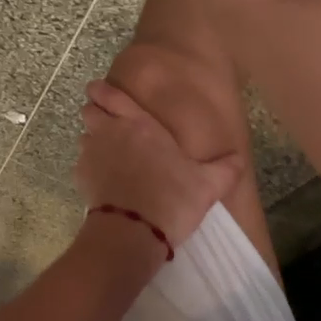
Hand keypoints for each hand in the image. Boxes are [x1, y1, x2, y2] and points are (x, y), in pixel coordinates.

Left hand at [75, 79, 240, 248]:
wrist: (133, 230)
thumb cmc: (172, 199)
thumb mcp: (206, 186)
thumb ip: (223, 169)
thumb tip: (239, 158)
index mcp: (138, 123)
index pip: (108, 94)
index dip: (100, 90)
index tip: (99, 92)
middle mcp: (110, 130)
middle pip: (90, 110)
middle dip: (96, 114)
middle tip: (109, 127)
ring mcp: (91, 151)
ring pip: (84, 136)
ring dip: (93, 142)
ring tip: (108, 158)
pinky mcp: (80, 174)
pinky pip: (81, 164)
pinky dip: (89, 169)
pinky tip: (104, 184)